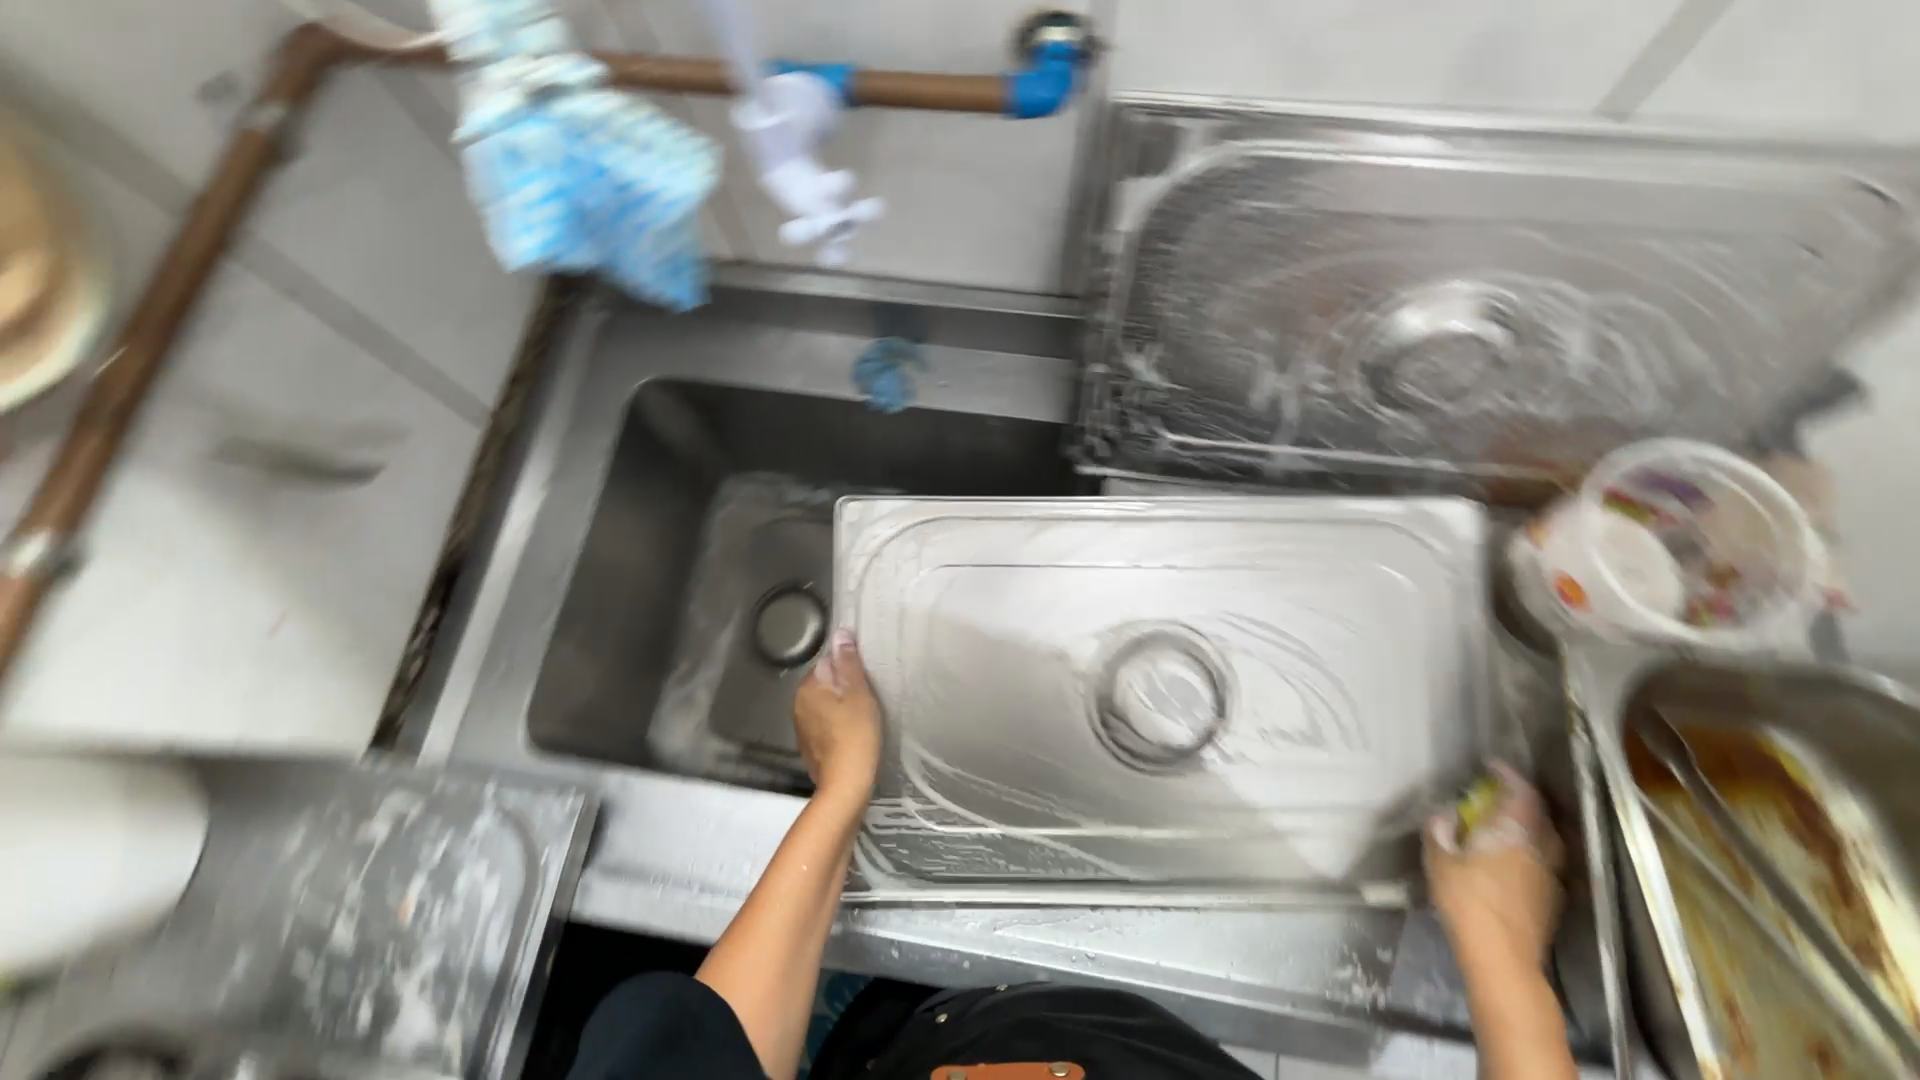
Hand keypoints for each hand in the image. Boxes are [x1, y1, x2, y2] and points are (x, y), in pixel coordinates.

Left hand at [793, 629, 882, 807]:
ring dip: (839, 708)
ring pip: (824, 706)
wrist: (847, 784)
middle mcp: (798, 705)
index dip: (849, 671)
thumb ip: (848, 662)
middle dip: (843, 689)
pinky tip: (852, 735)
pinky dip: (836, 726)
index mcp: (807, 688)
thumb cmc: (856, 733)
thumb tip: (840, 633)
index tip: (865, 682)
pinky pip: (823, 726)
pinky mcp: (808, 747)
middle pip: (825, 685)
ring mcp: (801, 728)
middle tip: (867, 700)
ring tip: (862, 718)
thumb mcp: (859, 693)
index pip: (828, 664)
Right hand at [1424, 762, 1564, 972]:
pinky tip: (1512, 861)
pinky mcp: (1552, 897)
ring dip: (1529, 825)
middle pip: (1539, 814)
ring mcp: (1550, 874)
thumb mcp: (1438, 861)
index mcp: (1512, 832)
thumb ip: (1439, 830)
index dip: (1509, 775)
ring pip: (1546, 839)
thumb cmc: (1465, 902)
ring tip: (1505, 826)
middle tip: (1496, 796)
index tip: (1492, 766)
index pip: (1521, 793)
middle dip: (1520, 799)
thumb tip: (1443, 813)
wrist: (1502, 956)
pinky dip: (1530, 850)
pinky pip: (1544, 860)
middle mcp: (1538, 848)